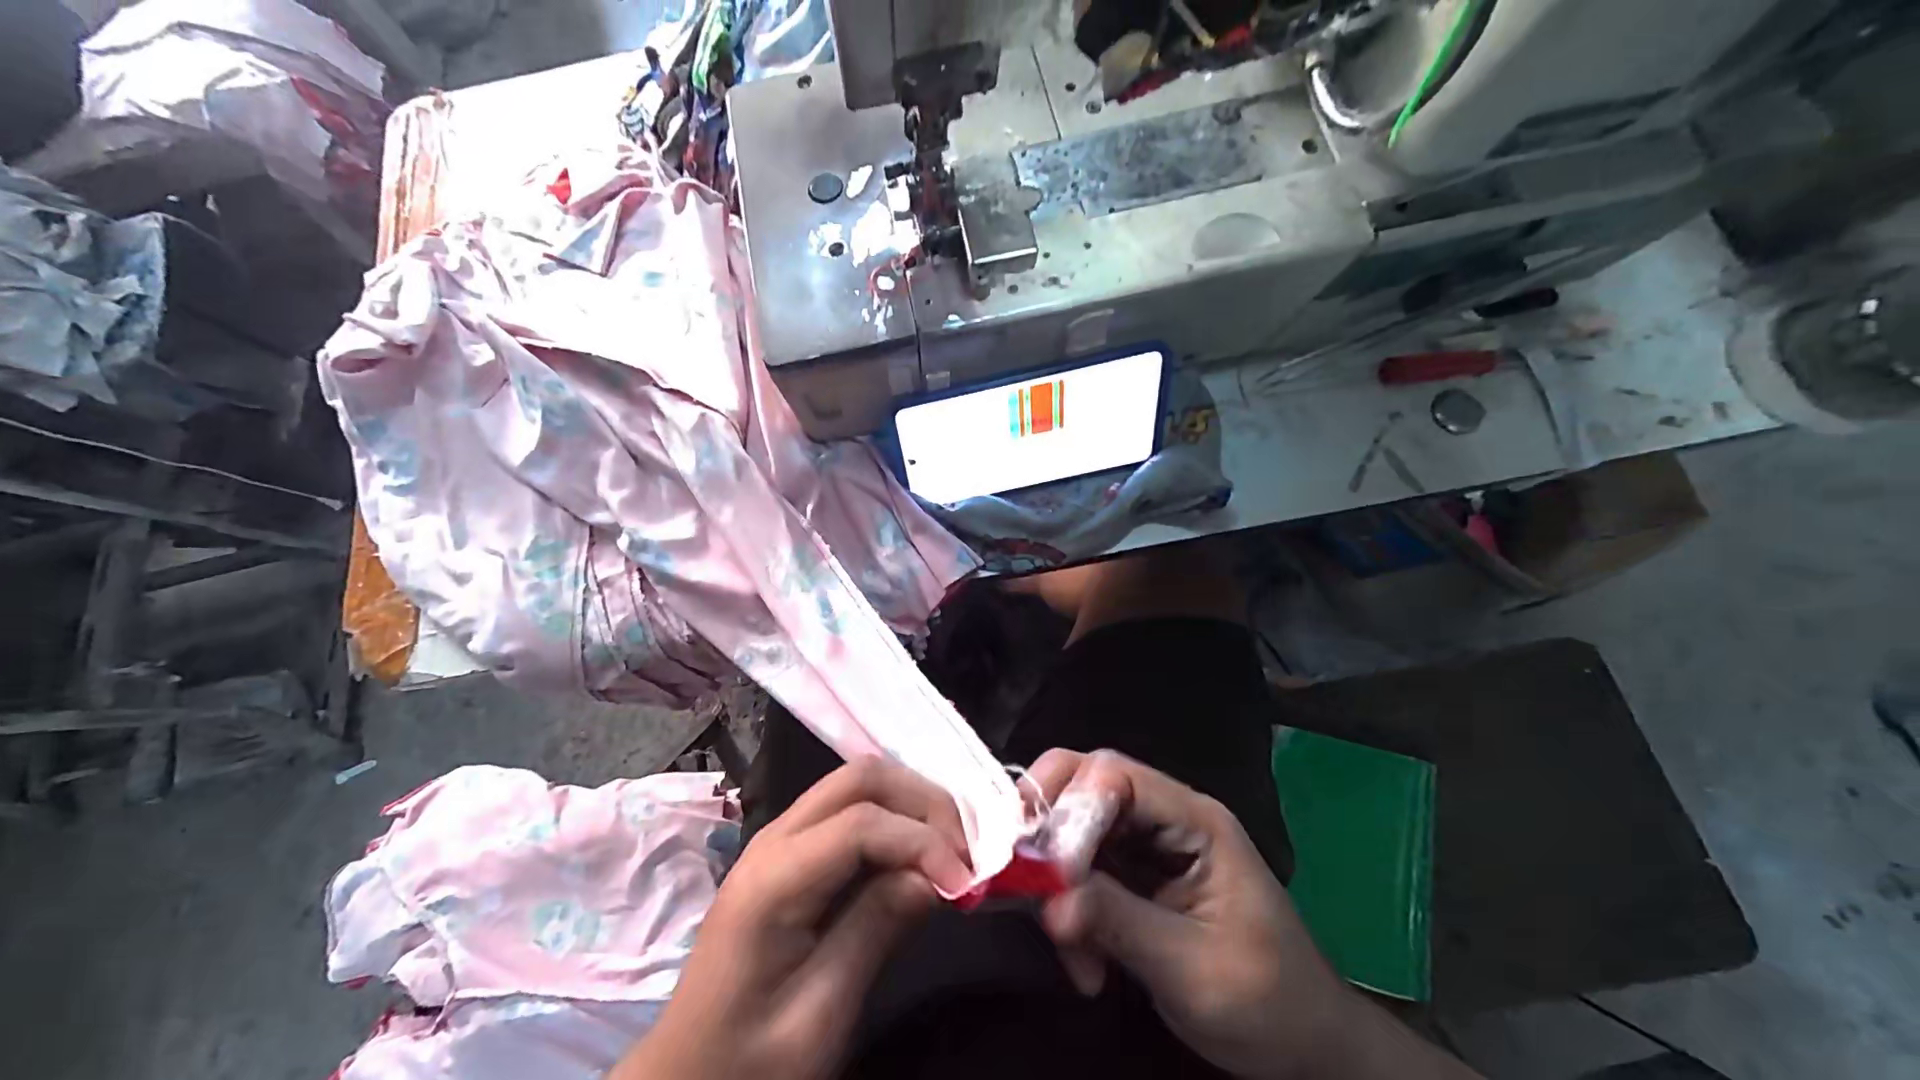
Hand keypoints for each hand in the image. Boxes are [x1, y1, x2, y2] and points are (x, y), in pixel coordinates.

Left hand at [614, 759, 972, 1079]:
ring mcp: (780, 839)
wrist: (687, 1077)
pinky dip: (895, 817)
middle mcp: (774, 839)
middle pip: (861, 778)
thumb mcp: (819, 1014)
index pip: (861, 823)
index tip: (968, 885)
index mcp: (772, 880)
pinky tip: (919, 852)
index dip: (923, 843)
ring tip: (952, 851)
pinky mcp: (791, 852)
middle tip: (967, 853)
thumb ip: (876, 930)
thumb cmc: (749, 1063)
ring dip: (912, 804)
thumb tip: (938, 875)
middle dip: (924, 803)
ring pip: (858, 783)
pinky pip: (850, 809)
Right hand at [1031, 749, 1477, 1079]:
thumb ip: (1119, 923)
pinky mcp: (1131, 876)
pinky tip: (1083, 963)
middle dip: (1048, 832)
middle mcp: (1165, 818)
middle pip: (1084, 785)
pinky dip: (1067, 910)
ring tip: (1072, 953)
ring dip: (1055, 885)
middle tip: (1023, 883)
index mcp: (1195, 820)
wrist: (1303, 1045)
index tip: (1049, 872)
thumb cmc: (1267, 1003)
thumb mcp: (1194, 970)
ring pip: (1073, 830)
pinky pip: (1079, 870)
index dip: (1072, 810)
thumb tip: (1048, 901)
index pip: (1116, 776)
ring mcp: (1146, 845)